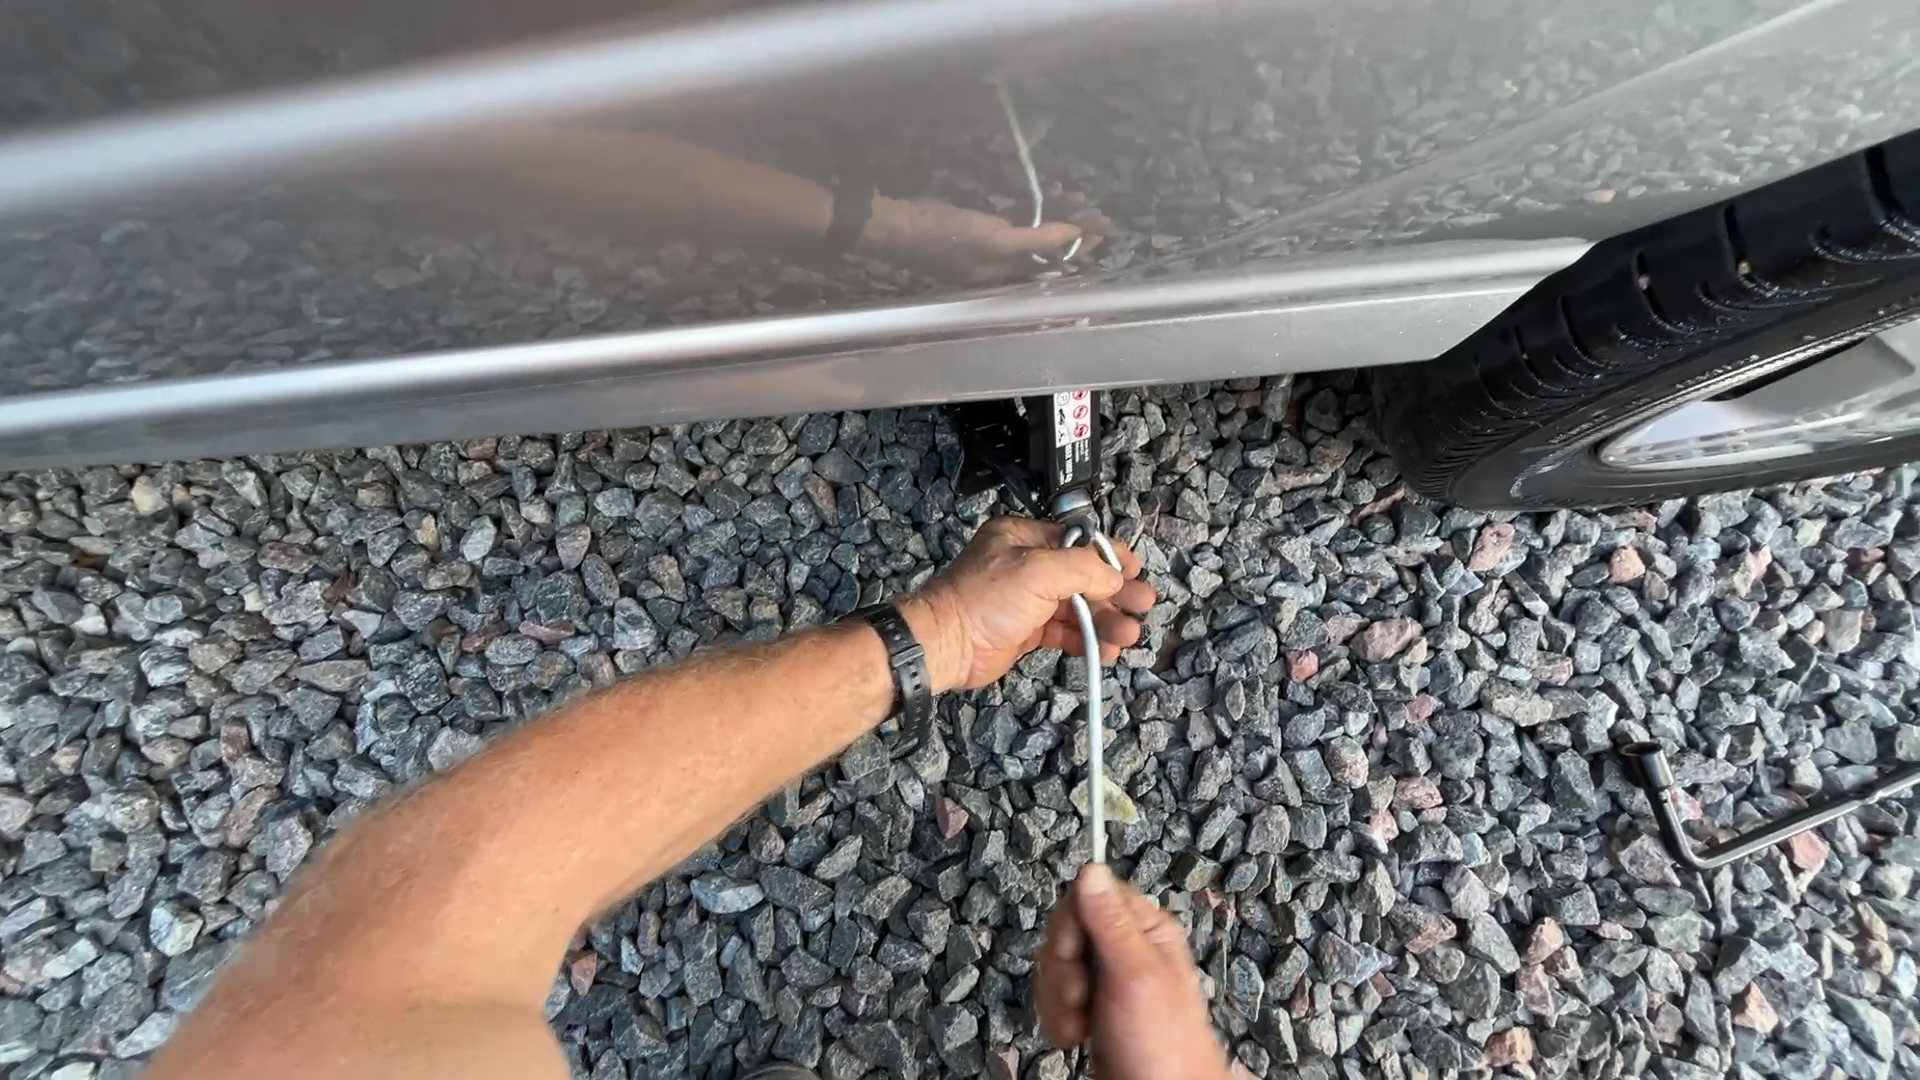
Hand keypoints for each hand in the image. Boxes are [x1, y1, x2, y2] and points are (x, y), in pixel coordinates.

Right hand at [859, 194, 1109, 282]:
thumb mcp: (994, 240)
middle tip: (1103, 214)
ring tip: (1084, 199)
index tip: (1102, 229)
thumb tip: (1072, 234)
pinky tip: (1055, 193)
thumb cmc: (947, 237)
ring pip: (1036, 231)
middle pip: (1050, 249)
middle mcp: (1004, 266)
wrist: (903, 224)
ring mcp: (994, 246)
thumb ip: (1035, 240)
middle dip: (1076, 231)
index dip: (1078, 247)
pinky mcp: (984, 227)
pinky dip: (1036, 207)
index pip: (1053, 264)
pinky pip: (1018, 218)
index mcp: (1008, 277)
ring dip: (1059, 215)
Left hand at [898, 516, 1154, 691]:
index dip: (1108, 556)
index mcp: (1024, 538)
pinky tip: (1105, 651)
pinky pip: (1063, 632)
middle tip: (1142, 604)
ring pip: (1076, 607)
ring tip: (1128, 634)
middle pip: (1082, 576)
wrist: (947, 645)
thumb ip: (1082, 569)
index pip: (1077, 541)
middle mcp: (1026, 566)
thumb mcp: (1038, 571)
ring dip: (1104, 621)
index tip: (1135, 569)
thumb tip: (1114, 576)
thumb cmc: (983, 600)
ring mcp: (1026, 600)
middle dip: (1114, 592)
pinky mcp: (1025, 630)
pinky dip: (1085, 640)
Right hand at [1038, 865, 1230, 1079]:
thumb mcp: (1137, 978)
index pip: (1090, 892)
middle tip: (1078, 996)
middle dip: (1061, 966)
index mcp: (1144, 928)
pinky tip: (1073, 1037)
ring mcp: (1105, 979)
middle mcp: (1124, 947)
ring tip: (1077, 1026)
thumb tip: (1090, 866)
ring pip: (1056, 962)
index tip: (1072, 951)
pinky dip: (1056, 1017)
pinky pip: (1054, 993)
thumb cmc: (1163, 1045)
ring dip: (1057, 998)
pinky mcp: (1090, 1008)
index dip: (1072, 921)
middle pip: (1066, 927)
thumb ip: (1111, 922)